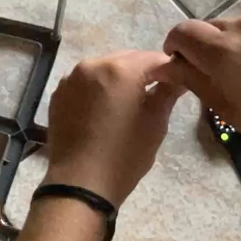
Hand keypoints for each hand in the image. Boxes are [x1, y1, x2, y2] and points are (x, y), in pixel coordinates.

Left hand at [44, 50, 185, 206]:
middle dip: (144, 71)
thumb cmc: (125, 154)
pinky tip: (106, 108)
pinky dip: (99, 87)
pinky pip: (86, 81)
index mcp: (120, 70)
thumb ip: (167, 94)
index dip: (170, 69)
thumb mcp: (155, 124)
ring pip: (105, 68)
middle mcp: (92, 65)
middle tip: (158, 91)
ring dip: (120, 77)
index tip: (180, 82)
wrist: (80, 182)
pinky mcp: (59, 93)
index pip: (153, 59)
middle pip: (127, 59)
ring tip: (131, 100)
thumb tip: (178, 79)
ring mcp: (71, 78)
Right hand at [151, 6, 240, 169]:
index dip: (176, 47)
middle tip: (228, 76)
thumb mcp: (232, 111)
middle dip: (209, 47)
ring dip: (238, 41)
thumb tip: (165, 67)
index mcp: (223, 51)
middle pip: (210, 28)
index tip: (185, 66)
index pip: (181, 32)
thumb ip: (194, 83)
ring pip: (239, 24)